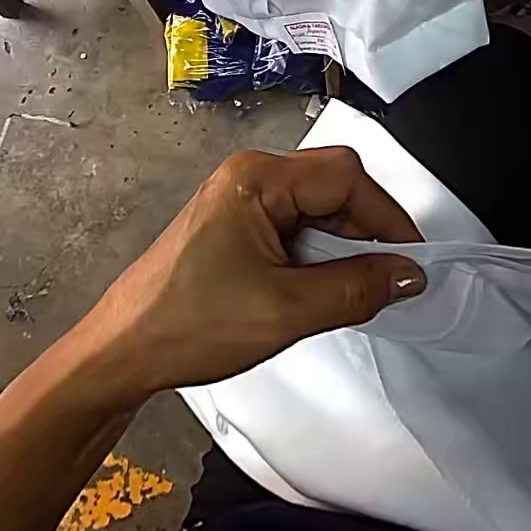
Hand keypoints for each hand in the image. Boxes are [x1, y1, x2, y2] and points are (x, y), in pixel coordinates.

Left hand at [62, 147, 426, 409]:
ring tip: (349, 283)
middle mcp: (251, 176)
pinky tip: (323, 280)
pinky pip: (302, 220)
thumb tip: (407, 274)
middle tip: (386, 273)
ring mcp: (246, 195)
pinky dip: (323, 249)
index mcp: (256, 179)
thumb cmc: (182, 325)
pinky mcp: (245, 218)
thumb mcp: (284, 312)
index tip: (410, 257)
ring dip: (345, 242)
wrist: (120, 354)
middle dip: (366, 229)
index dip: (386, 217)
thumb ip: (356, 289)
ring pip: (322, 204)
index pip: (346, 178)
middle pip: (336, 184)